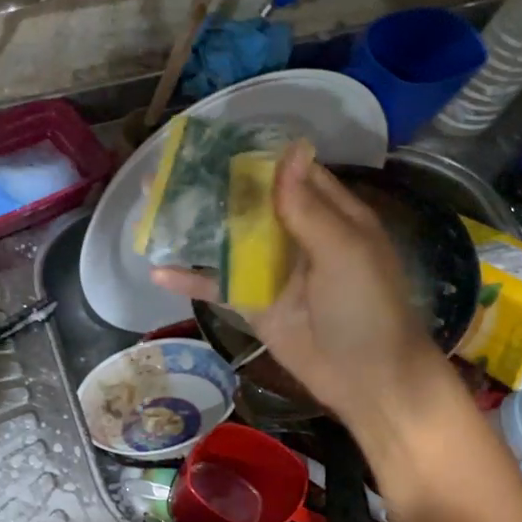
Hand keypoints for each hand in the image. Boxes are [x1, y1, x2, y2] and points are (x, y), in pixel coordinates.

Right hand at [153, 142, 447, 438]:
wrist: (368, 378)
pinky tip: (158, 271)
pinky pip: (218, 285)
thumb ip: (309, 207)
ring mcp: (273, 272)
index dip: (256, 159)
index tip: (215, 143)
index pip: (291, 176)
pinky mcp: (253, 303)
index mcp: (332, 217)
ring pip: (228, 242)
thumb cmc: (367, 308)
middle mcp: (299, 238)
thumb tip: (290, 150)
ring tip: (153, 211)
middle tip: (169, 173)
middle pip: (251, 206)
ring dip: (195, 230)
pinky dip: (190, 279)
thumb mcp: (344, 251)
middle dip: (214, 190)